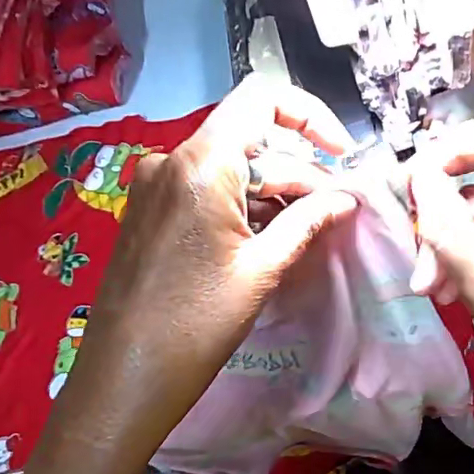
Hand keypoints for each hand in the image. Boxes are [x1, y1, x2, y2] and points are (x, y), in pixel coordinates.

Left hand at [57, 76, 358, 460]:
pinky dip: (240, 205)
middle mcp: (171, 160)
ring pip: (228, 167)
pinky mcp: (148, 210)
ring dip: (271, 191)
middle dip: (297, 170)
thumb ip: (308, 221)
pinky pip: (204, 189)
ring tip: (306, 229)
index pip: (263, 99)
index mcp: (200, 164)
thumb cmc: (198, 324)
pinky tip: (266, 237)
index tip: (341, 154)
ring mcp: (154, 185)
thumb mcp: (262, 269)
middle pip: (249, 139)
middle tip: (334, 211)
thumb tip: (348, 197)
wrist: (125, 374)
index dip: (311, 116)